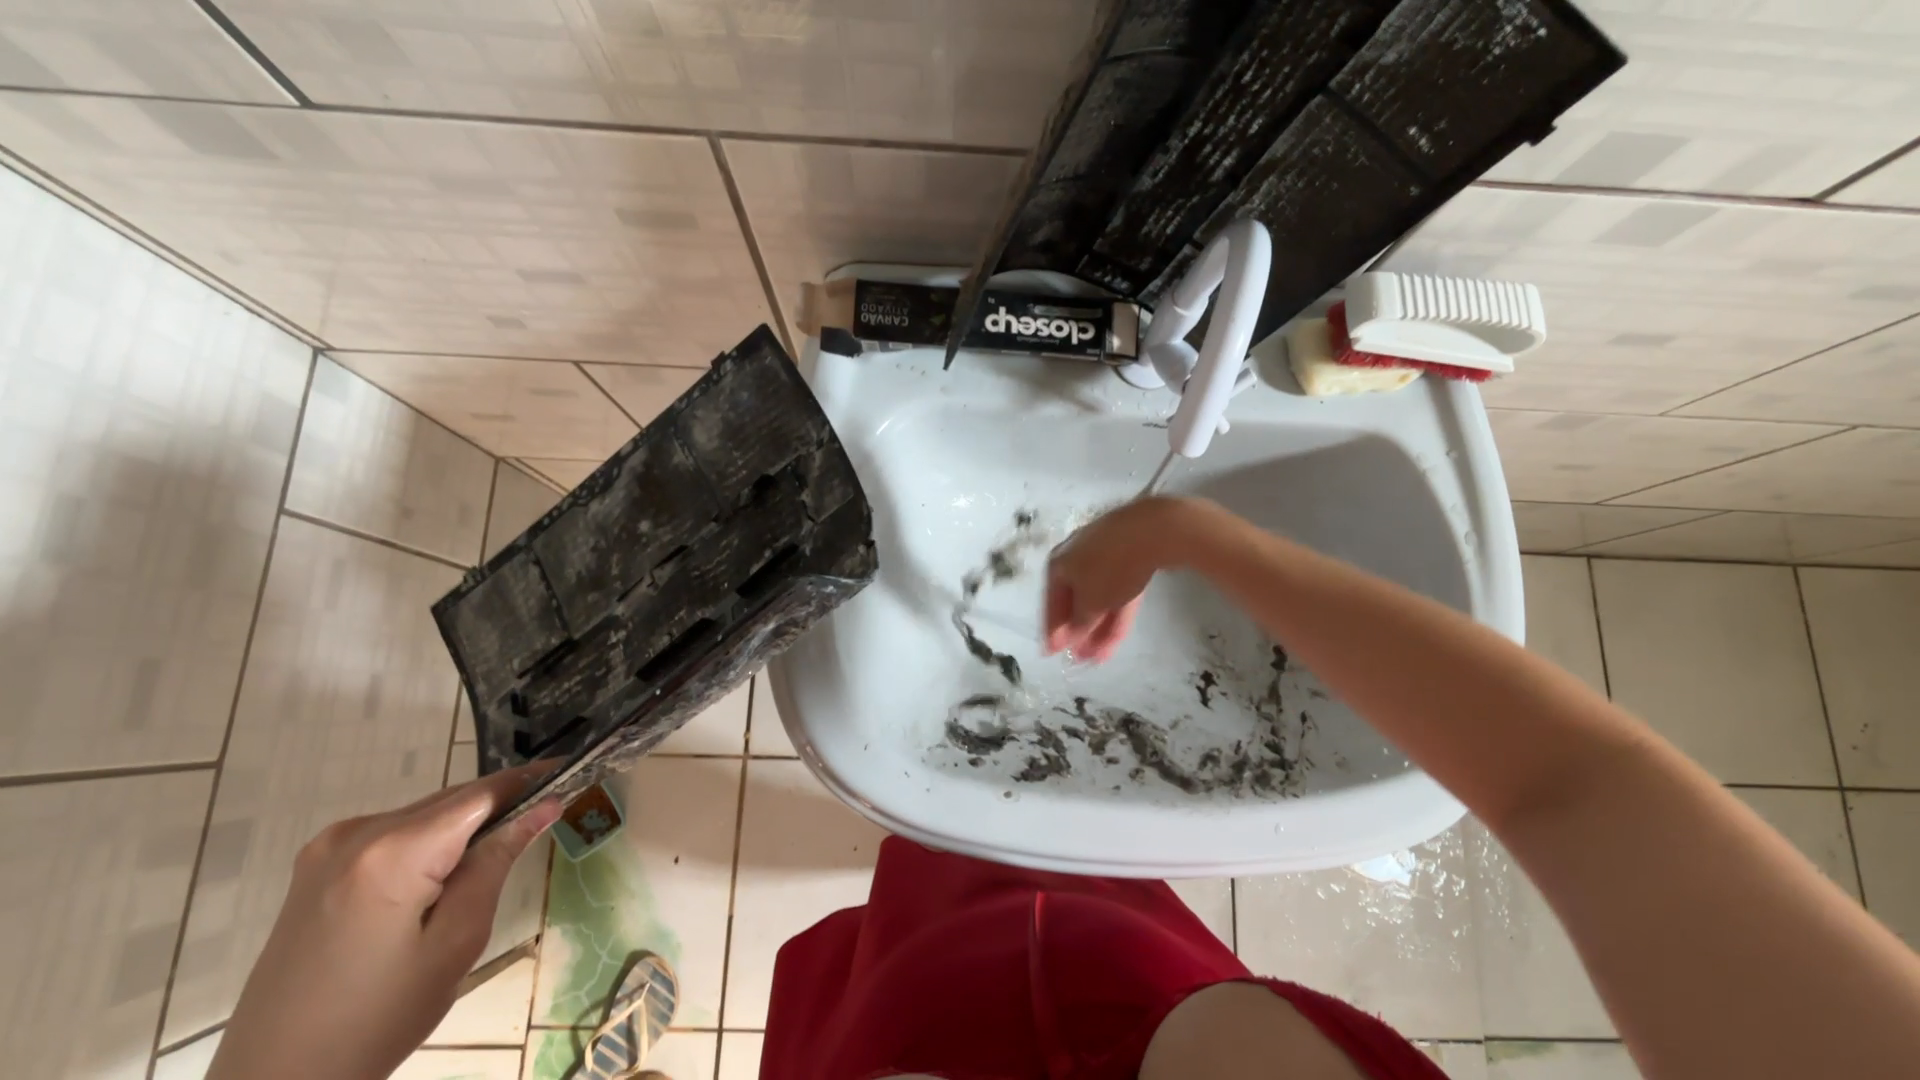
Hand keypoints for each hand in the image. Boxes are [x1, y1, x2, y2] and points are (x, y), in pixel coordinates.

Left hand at [210, 765, 561, 1079]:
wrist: (277, 1076)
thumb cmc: (380, 1018)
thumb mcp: (457, 942)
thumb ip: (497, 863)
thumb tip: (543, 806)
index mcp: (394, 851)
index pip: (481, 794)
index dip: (530, 780)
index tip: (572, 773)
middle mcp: (358, 833)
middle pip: (451, 800)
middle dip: (501, 804)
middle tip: (549, 815)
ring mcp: (329, 848)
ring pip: (424, 816)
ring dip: (465, 826)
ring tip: (502, 852)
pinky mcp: (317, 868)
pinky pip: (394, 835)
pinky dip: (431, 842)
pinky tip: (446, 875)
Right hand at [1044, 496, 1197, 662]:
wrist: (1154, 531)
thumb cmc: (1112, 568)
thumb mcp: (1091, 602)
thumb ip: (1079, 624)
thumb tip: (1069, 638)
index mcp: (1059, 564)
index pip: (1051, 603)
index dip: (1052, 631)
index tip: (1052, 654)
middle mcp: (1077, 556)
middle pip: (1075, 601)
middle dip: (1079, 632)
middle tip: (1080, 659)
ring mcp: (1105, 554)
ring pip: (1099, 597)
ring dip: (1098, 627)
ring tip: (1100, 656)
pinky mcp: (1130, 556)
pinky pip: (1118, 589)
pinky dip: (1116, 612)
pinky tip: (1118, 634)